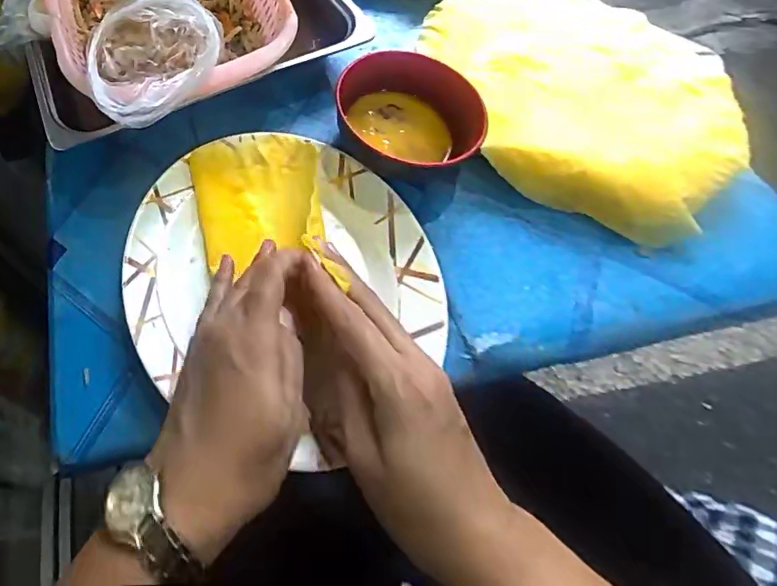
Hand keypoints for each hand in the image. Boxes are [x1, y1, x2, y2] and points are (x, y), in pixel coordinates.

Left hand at [147, 241, 305, 563]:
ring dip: (249, 269)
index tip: (310, 256)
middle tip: (298, 256)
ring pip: (229, 287)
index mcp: (251, 335)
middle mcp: (225, 324)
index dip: (288, 261)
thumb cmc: (250, 453)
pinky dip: (222, 282)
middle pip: (248, 278)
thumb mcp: (289, 412)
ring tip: (266, 250)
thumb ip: (290, 357)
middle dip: (272, 262)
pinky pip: (212, 301)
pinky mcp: (195, 346)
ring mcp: (206, 334)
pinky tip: (225, 270)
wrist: (191, 481)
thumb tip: (287, 322)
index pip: (269, 278)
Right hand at [288, 248, 525, 585]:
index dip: (322, 287)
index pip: (351, 322)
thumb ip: (342, 395)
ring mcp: (428, 368)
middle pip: (371, 305)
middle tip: (307, 243)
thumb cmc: (413, 504)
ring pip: (383, 314)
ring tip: (322, 261)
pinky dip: (364, 309)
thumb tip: (325, 350)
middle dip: (339, 272)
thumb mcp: (364, 457)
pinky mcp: (431, 377)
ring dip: (352, 285)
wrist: (480, 532)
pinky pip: (390, 331)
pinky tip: (348, 304)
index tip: (296, 257)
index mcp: (396, 383)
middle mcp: (416, 363)